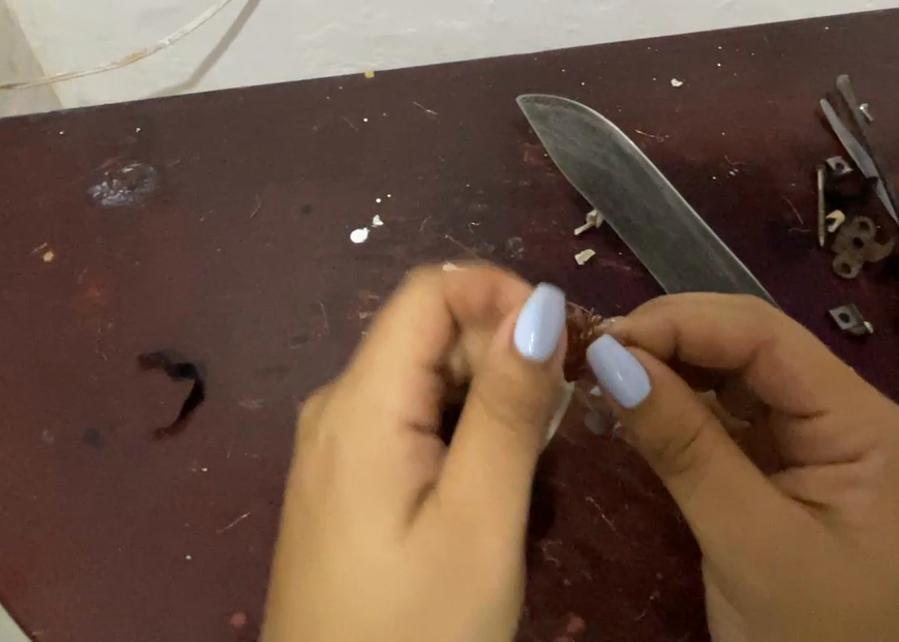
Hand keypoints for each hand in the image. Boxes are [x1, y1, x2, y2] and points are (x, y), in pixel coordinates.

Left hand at [265, 266, 570, 641]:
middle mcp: (338, 402)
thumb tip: (542, 305)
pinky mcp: (347, 473)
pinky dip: (461, 421)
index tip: (561, 340)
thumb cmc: (414, 634)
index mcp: (361, 401)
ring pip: (424, 372)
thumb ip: (508, 408)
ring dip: (487, 388)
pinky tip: (489, 473)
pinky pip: (410, 414)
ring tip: (531, 451)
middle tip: (558, 412)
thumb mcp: (478, 523)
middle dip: (500, 347)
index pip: (429, 291)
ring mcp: (337, 440)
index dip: (499, 292)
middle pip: (428, 330)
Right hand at [583, 293, 898, 641]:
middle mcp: (845, 418)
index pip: (764, 335)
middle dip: (672, 339)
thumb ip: (683, 445)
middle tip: (595, 356)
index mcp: (863, 424)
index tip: (603, 340)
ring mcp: (819, 449)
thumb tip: (608, 356)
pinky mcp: (791, 479)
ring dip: (671, 370)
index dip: (680, 322)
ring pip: (735, 378)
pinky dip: (681, 412)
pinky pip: (730, 423)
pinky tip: (639, 412)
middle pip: (750, 346)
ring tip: (607, 377)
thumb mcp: (752, 549)